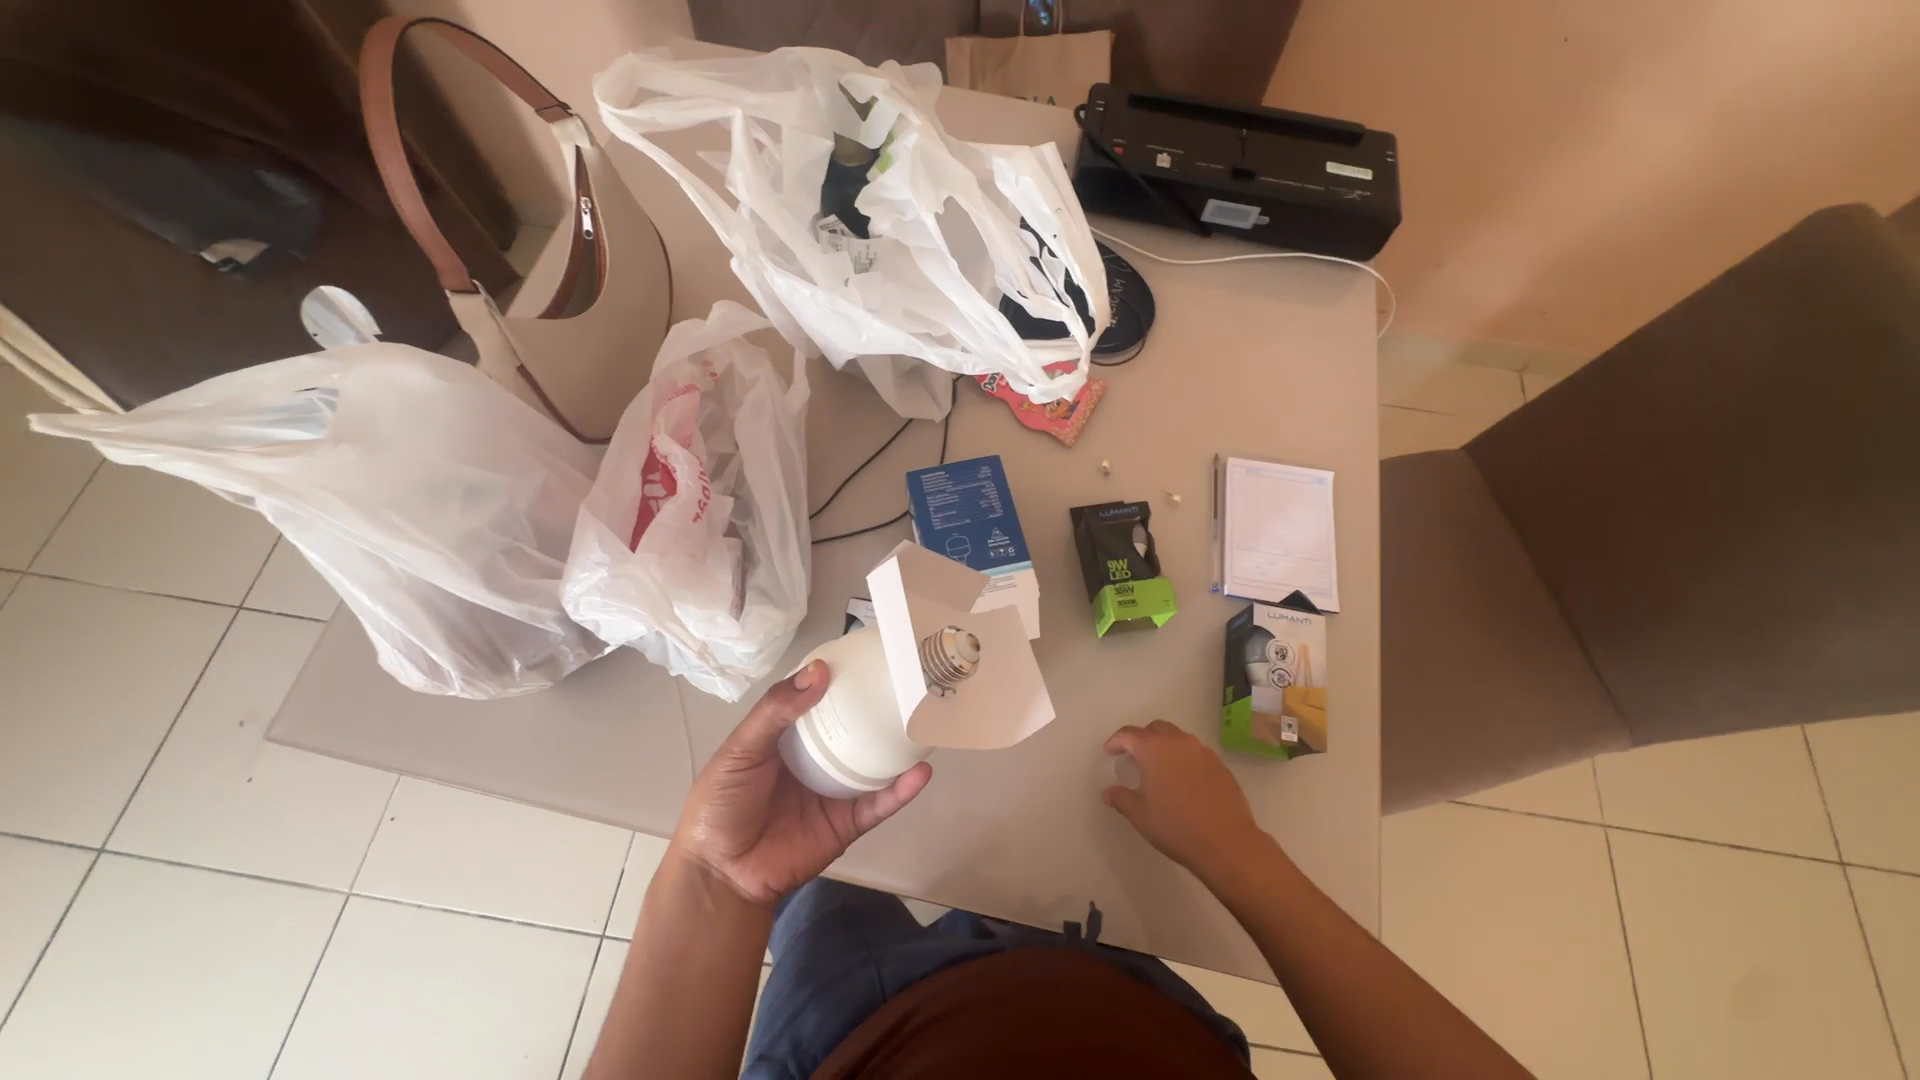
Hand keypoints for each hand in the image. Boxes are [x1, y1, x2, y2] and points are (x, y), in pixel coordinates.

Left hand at [673, 660, 931, 904]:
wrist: (721, 874)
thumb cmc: (721, 804)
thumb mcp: (741, 750)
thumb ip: (776, 711)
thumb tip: (820, 670)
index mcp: (790, 737)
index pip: (821, 701)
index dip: (842, 679)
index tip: (870, 655)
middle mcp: (817, 760)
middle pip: (854, 730)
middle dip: (880, 710)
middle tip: (910, 684)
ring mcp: (835, 791)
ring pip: (874, 764)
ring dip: (899, 747)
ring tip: (926, 721)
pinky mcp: (848, 824)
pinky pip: (879, 804)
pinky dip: (902, 790)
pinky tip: (921, 772)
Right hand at [1102, 720, 1268, 878]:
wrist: (1226, 843)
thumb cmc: (1176, 827)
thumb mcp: (1140, 815)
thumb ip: (1121, 798)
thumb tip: (1108, 792)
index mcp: (1154, 749)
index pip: (1128, 734)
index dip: (1116, 742)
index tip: (1110, 752)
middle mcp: (1179, 742)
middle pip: (1156, 729)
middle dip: (1142, 739)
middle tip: (1135, 759)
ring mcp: (1203, 752)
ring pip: (1178, 739)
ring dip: (1165, 747)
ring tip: (1160, 770)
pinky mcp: (1220, 765)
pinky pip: (1196, 754)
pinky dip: (1185, 760)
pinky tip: (1184, 782)